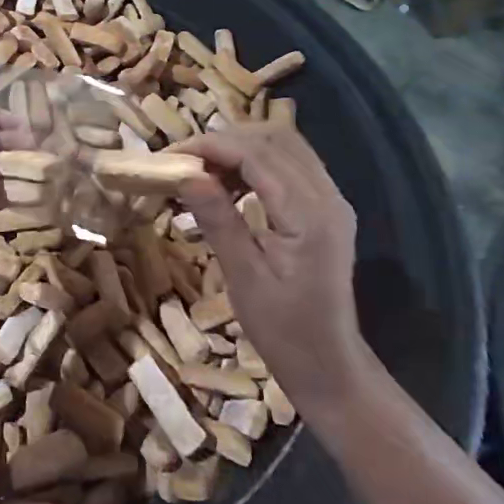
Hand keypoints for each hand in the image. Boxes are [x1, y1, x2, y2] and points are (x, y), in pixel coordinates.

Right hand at [173, 125, 366, 403]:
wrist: (330, 365)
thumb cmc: (283, 331)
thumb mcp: (243, 279)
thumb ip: (218, 220)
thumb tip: (187, 174)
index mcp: (308, 215)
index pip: (257, 155)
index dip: (211, 146)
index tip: (171, 155)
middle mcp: (327, 196)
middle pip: (275, 138)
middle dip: (225, 141)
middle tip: (183, 161)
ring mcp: (332, 200)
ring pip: (285, 146)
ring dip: (241, 148)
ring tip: (202, 171)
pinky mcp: (327, 209)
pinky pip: (291, 165)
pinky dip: (257, 163)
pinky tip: (230, 185)